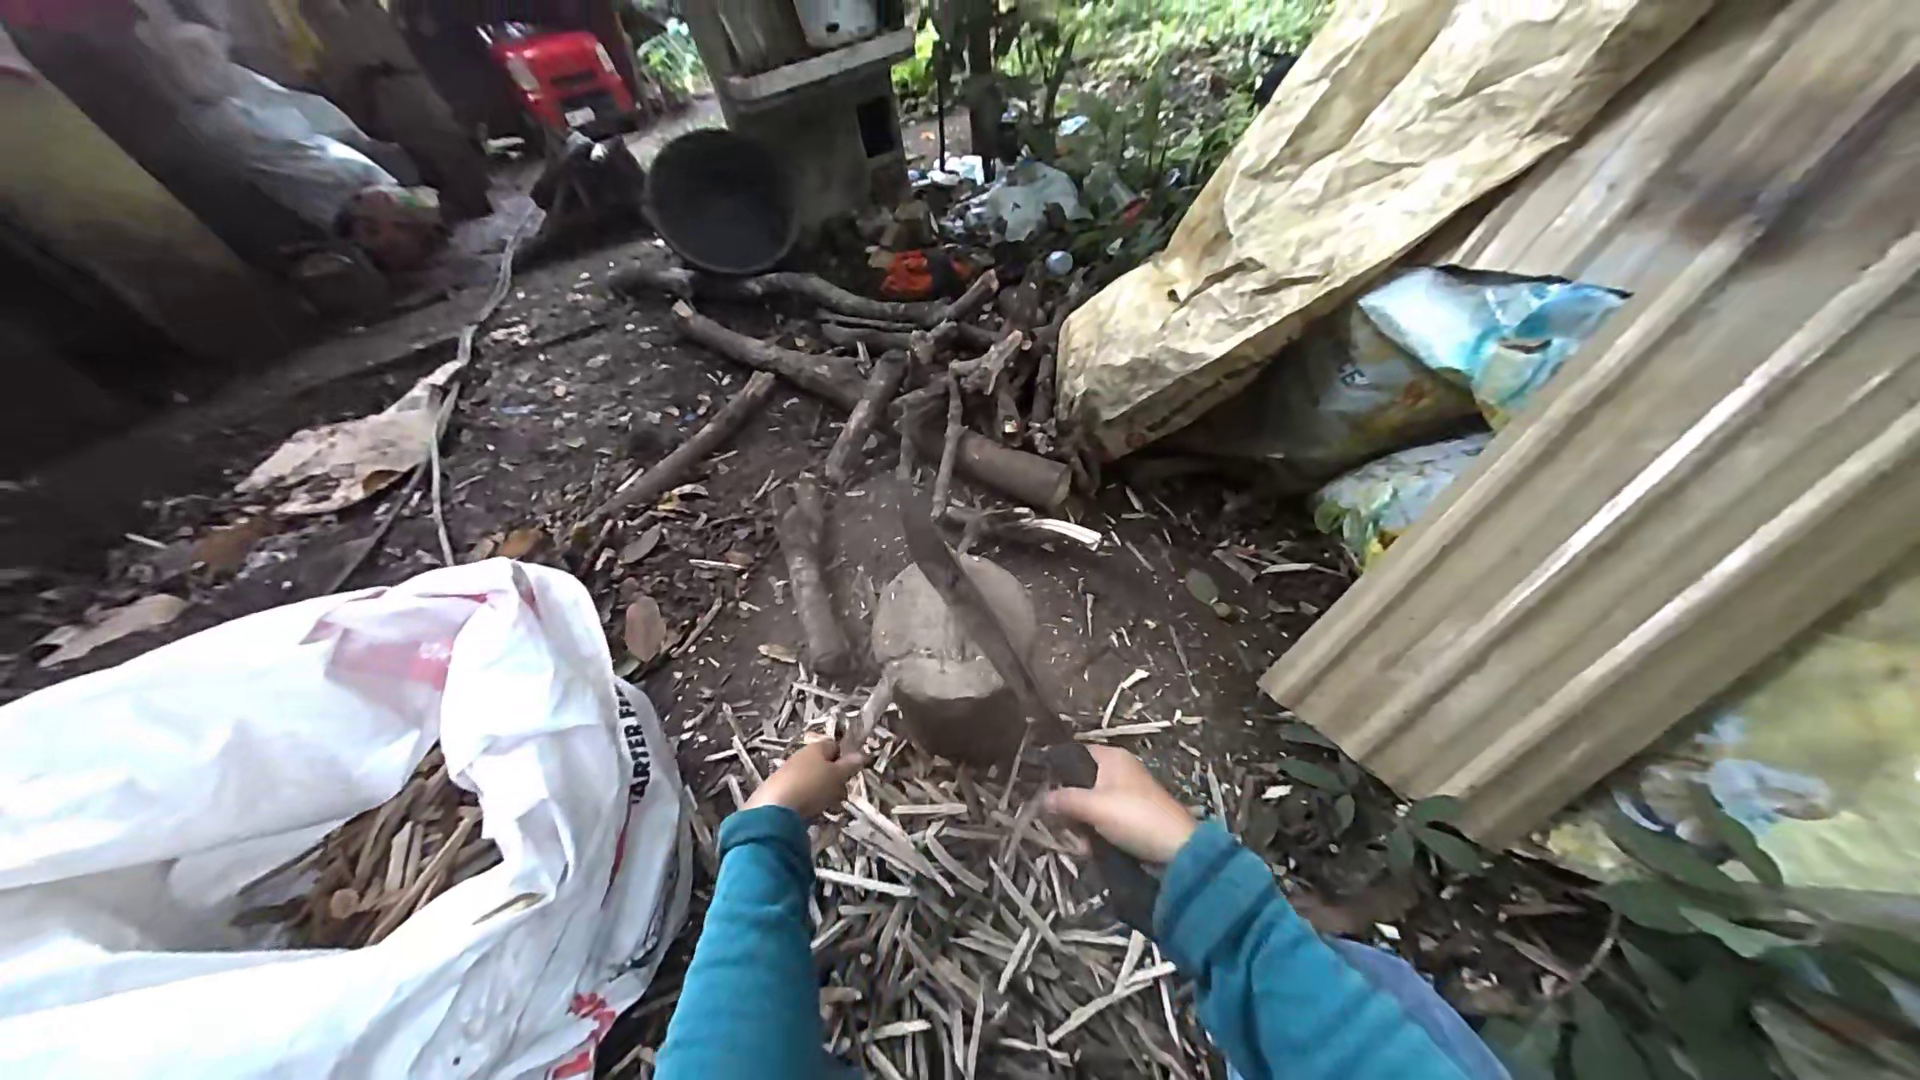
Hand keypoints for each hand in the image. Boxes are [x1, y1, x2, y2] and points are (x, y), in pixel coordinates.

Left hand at [746, 738, 867, 818]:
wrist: (773, 810)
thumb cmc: (811, 786)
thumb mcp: (837, 775)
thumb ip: (850, 765)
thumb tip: (862, 754)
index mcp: (815, 748)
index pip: (834, 746)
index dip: (844, 758)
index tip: (850, 774)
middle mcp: (799, 757)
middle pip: (823, 765)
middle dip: (834, 780)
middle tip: (841, 795)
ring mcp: (786, 774)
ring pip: (811, 781)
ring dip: (822, 794)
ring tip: (828, 809)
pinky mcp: (777, 792)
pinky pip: (799, 795)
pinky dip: (807, 804)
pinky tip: (810, 816)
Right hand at [1042, 746, 1197, 863]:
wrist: (1180, 850)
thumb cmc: (1134, 817)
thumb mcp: (1093, 806)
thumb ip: (1065, 799)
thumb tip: (1041, 798)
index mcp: (1112, 757)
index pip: (1076, 753)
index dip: (1058, 769)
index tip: (1043, 790)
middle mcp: (1120, 770)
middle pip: (1081, 781)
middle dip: (1069, 804)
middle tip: (1061, 823)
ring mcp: (1128, 793)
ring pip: (1091, 803)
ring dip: (1081, 822)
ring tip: (1079, 842)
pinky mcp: (1134, 815)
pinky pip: (1105, 818)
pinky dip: (1096, 830)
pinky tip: (1091, 847)